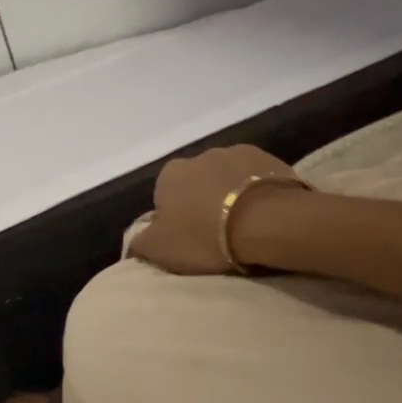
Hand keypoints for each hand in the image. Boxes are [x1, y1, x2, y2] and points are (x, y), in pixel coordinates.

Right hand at [130, 145, 301, 274]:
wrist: (266, 221)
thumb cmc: (205, 236)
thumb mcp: (160, 250)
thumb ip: (140, 242)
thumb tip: (133, 241)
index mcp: (169, 175)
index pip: (165, 197)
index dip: (176, 219)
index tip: (190, 239)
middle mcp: (198, 156)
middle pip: (197, 183)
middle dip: (204, 203)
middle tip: (217, 233)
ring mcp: (235, 152)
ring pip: (226, 177)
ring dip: (231, 194)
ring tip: (244, 223)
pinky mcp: (267, 157)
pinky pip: (255, 176)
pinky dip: (256, 190)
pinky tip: (265, 212)